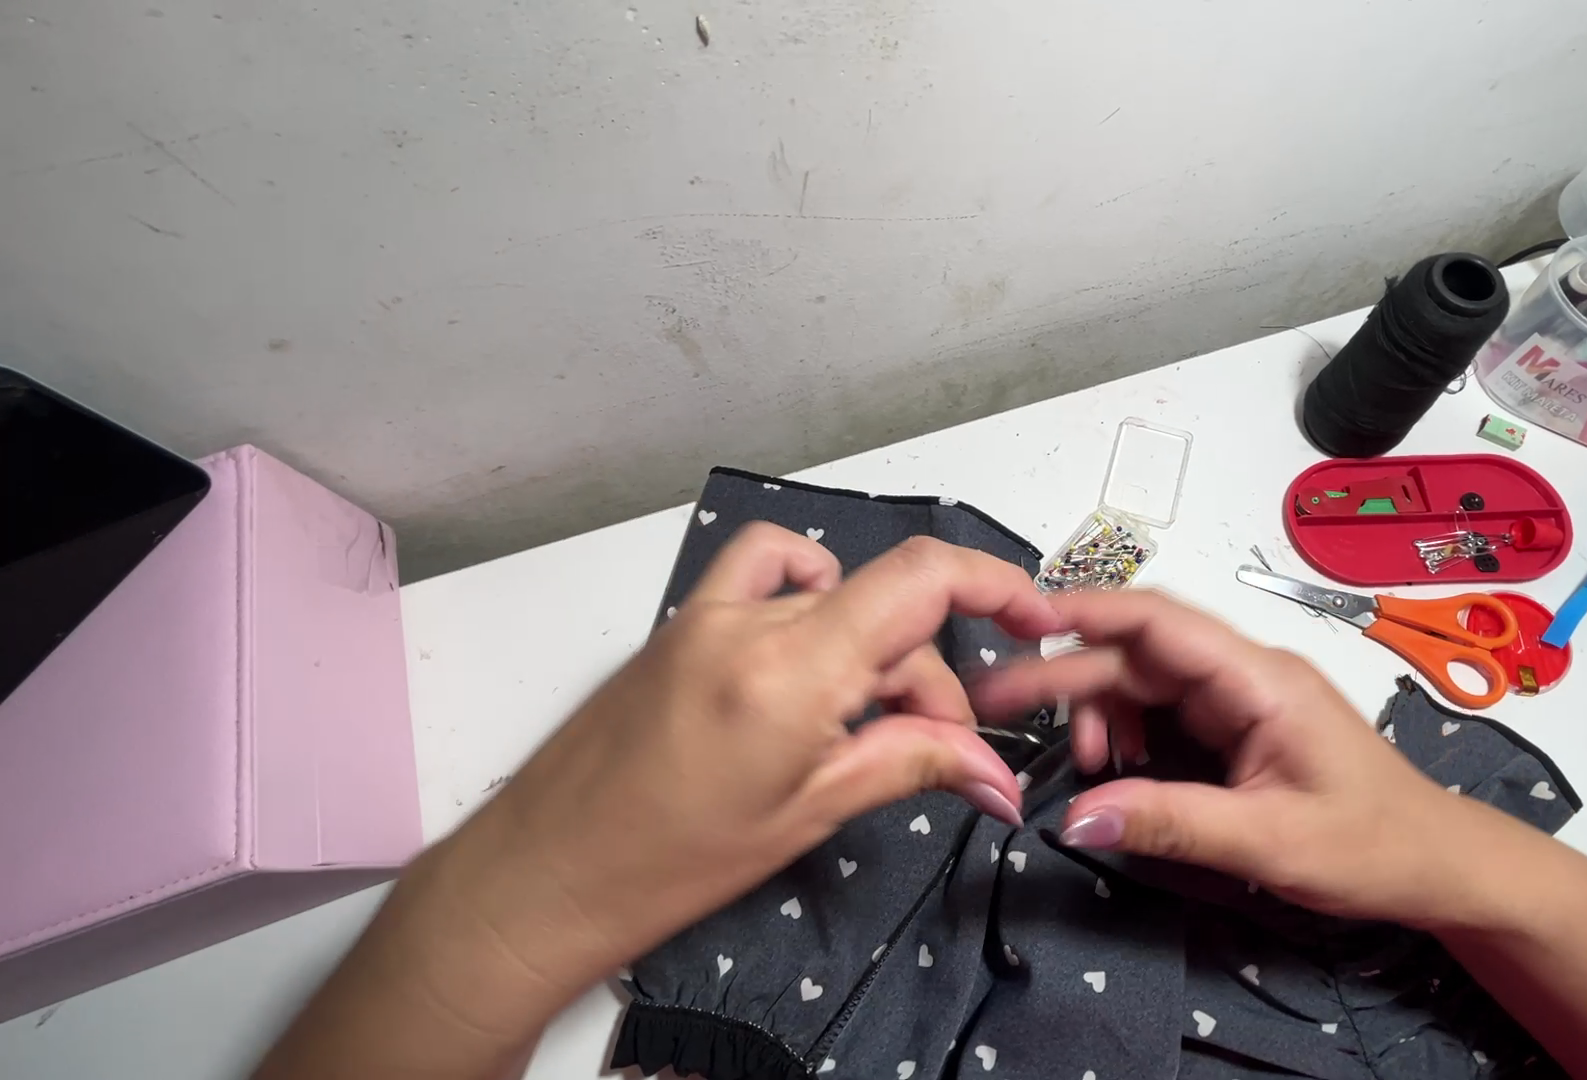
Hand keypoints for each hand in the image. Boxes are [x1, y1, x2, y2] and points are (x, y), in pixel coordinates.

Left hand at [256, 526, 1061, 1079]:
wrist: (543, 871)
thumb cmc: (675, 860)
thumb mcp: (811, 812)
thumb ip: (913, 764)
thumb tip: (1000, 775)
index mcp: (795, 668)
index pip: (920, 579)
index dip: (995, 582)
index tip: (1036, 619)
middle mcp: (756, 617)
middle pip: (889, 606)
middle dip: (933, 673)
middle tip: (942, 745)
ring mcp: (715, 608)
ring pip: (841, 594)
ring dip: (880, 646)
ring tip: (870, 716)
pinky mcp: (689, 616)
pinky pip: (770, 567)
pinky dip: (814, 589)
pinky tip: (817, 648)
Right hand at [971, 587, 1496, 925]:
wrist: (1439, 865)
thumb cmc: (1374, 846)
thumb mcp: (1272, 842)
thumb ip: (1172, 824)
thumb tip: (1074, 819)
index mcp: (1258, 678)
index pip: (1159, 620)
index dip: (1087, 610)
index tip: (1023, 619)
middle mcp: (1239, 672)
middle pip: (1134, 653)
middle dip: (1067, 674)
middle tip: (1000, 703)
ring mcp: (1233, 694)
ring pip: (1139, 679)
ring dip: (1098, 711)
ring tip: (1086, 762)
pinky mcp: (1228, 720)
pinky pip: (1157, 710)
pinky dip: (1125, 732)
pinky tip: (1119, 766)